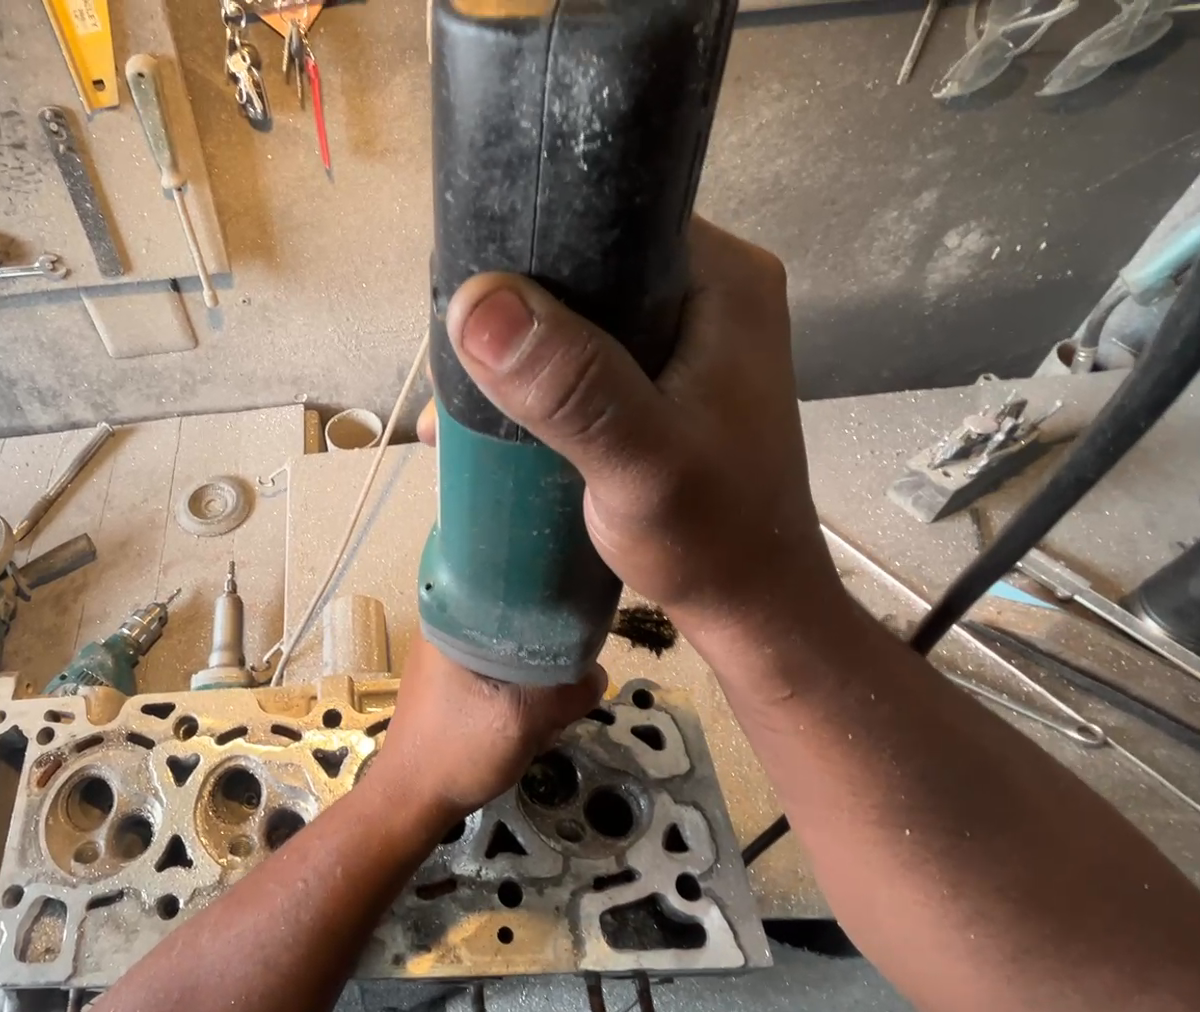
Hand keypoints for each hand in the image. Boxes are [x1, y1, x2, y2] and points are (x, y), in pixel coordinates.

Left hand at [367, 637, 603, 823]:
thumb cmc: (457, 751)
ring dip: (531, 687)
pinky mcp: (449, 687)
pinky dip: (515, 698)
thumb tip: (596, 675)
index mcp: (449, 619)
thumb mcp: (523, 718)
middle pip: (516, 629)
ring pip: (509, 659)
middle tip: (555, 694)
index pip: (514, 595)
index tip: (578, 634)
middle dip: (544, 662)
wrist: (411, 799)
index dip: (551, 614)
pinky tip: (523, 724)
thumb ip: (567, 691)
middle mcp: (443, 630)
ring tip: (539, 716)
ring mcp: (445, 660)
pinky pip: (496, 679)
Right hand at [418, 217, 839, 630]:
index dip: (527, 244)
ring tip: (457, 401)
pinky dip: (530, 385)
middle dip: (506, 315)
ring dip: (510, 357)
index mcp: (719, 278)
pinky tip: (492, 418)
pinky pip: (575, 360)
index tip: (460, 294)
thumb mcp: (640, 462)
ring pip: (569, 317)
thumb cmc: (712, 540)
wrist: (748, 607)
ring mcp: (678, 339)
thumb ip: (571, 387)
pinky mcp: (654, 382)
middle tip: (451, 367)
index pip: (606, 215)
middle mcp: (701, 292)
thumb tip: (477, 302)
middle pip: (578, 268)